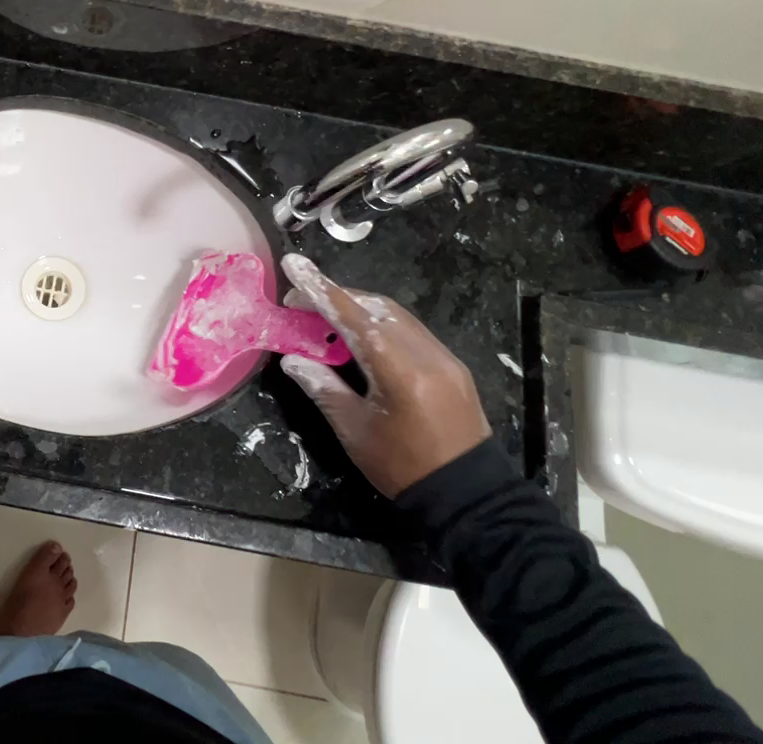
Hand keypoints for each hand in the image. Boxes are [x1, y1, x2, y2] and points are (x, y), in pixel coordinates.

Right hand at [278, 253, 490, 496]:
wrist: (468, 496)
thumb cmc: (402, 467)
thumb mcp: (353, 430)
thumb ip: (323, 388)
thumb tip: (293, 359)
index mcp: (399, 369)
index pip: (352, 317)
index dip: (320, 289)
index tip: (294, 265)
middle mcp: (426, 353)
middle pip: (376, 308)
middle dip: (337, 296)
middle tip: (300, 300)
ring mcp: (443, 357)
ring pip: (395, 316)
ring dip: (358, 308)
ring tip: (324, 315)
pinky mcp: (451, 367)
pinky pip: (410, 332)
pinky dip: (379, 325)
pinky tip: (359, 338)